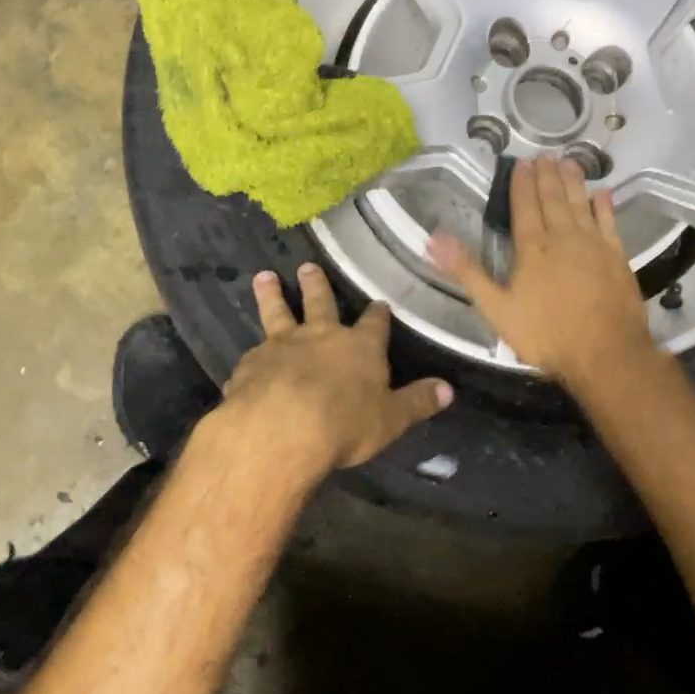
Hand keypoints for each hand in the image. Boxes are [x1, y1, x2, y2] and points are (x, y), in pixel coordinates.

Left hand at [222, 262, 452, 468]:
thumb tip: (448, 389)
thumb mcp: (391, 418)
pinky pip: (253, 354)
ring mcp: (282, 346)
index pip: (374, 324)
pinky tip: (246, 359)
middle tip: (307, 266)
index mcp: (360, 347)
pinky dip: (252, 353)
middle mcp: (321, 336)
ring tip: (263, 277)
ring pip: (278, 313)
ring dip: (272, 295)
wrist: (282, 426)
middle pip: (320, 303)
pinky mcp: (251, 364)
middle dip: (316, 284)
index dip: (378, 314)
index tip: (378, 303)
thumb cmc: (345, 423)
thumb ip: (417, 402)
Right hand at [428, 156, 654, 386]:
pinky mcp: (617, 257)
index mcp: (532, 250)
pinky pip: (609, 223)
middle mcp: (562, 238)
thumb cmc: (546, 335)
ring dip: (573, 182)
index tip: (521, 163)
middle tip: (544, 155)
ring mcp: (593, 245)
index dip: (522, 185)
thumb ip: (468, 273)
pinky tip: (602, 193)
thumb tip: (435, 240)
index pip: (524, 208)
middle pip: (553, 200)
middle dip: (547, 177)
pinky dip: (604, 207)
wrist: (605, 353)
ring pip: (580, 205)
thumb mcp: (496, 309)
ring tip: (568, 161)